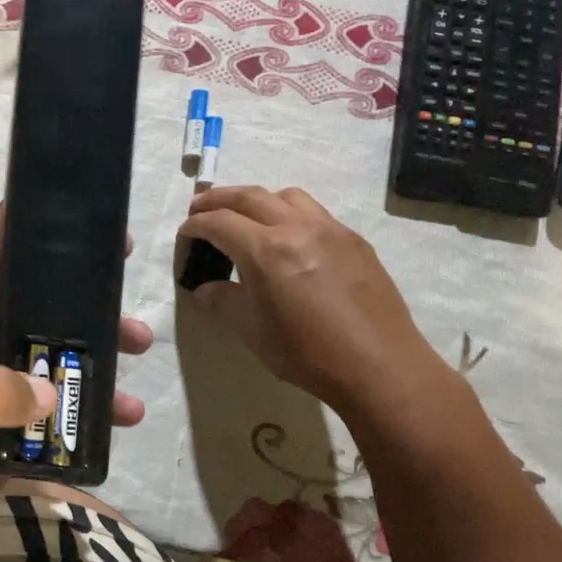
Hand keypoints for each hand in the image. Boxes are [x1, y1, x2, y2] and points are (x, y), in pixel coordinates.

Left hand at [0, 207, 152, 561]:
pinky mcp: (3, 440)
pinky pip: (51, 418)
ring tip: (138, 350)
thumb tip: (50, 387)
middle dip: (72, 301)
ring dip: (90, 356)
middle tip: (124, 289)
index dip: (0, 234)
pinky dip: (85, 415)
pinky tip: (123, 418)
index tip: (43, 206)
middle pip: (26, 313)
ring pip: (46, 363)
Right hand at [178, 186, 447, 415]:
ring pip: (286, 196)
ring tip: (246, 218)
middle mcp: (297, 228)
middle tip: (199, 209)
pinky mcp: (354, 241)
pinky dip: (289, 214)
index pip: (218, 222)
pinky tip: (288, 241)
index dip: (194, 226)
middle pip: (249, 196)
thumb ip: (223, 301)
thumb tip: (207, 289)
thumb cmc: (306, 352)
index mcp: (266, 250)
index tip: (184, 235)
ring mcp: (330, 230)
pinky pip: (314, 213)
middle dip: (218, 200)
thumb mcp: (251, 331)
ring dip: (258, 200)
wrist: (378, 365)